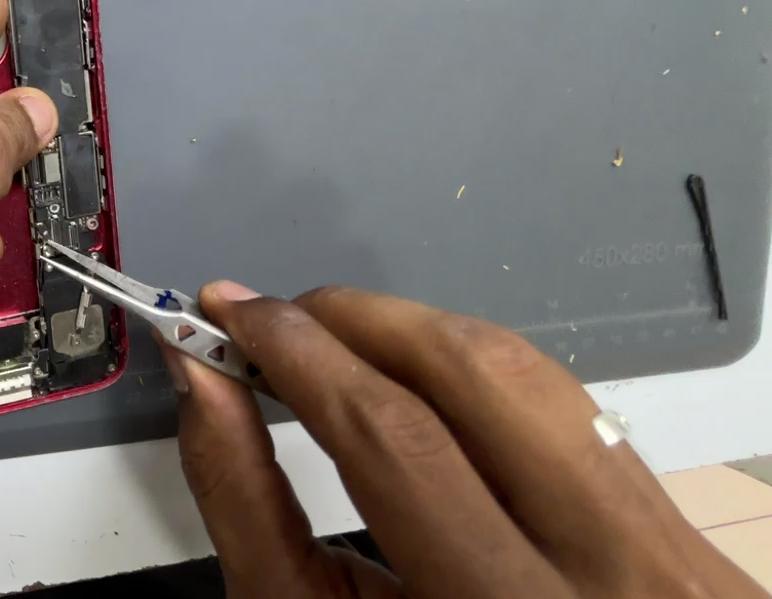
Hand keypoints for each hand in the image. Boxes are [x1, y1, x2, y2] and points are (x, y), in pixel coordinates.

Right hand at [168, 283, 764, 598]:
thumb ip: (236, 482)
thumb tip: (195, 363)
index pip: (393, 434)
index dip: (295, 349)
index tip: (225, 307)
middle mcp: (628, 578)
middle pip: (477, 373)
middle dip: (348, 317)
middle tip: (272, 322)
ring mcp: (679, 554)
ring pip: (526, 373)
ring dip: (400, 331)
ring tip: (325, 346)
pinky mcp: (684, 533)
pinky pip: (558, 407)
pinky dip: (456, 371)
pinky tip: (400, 386)